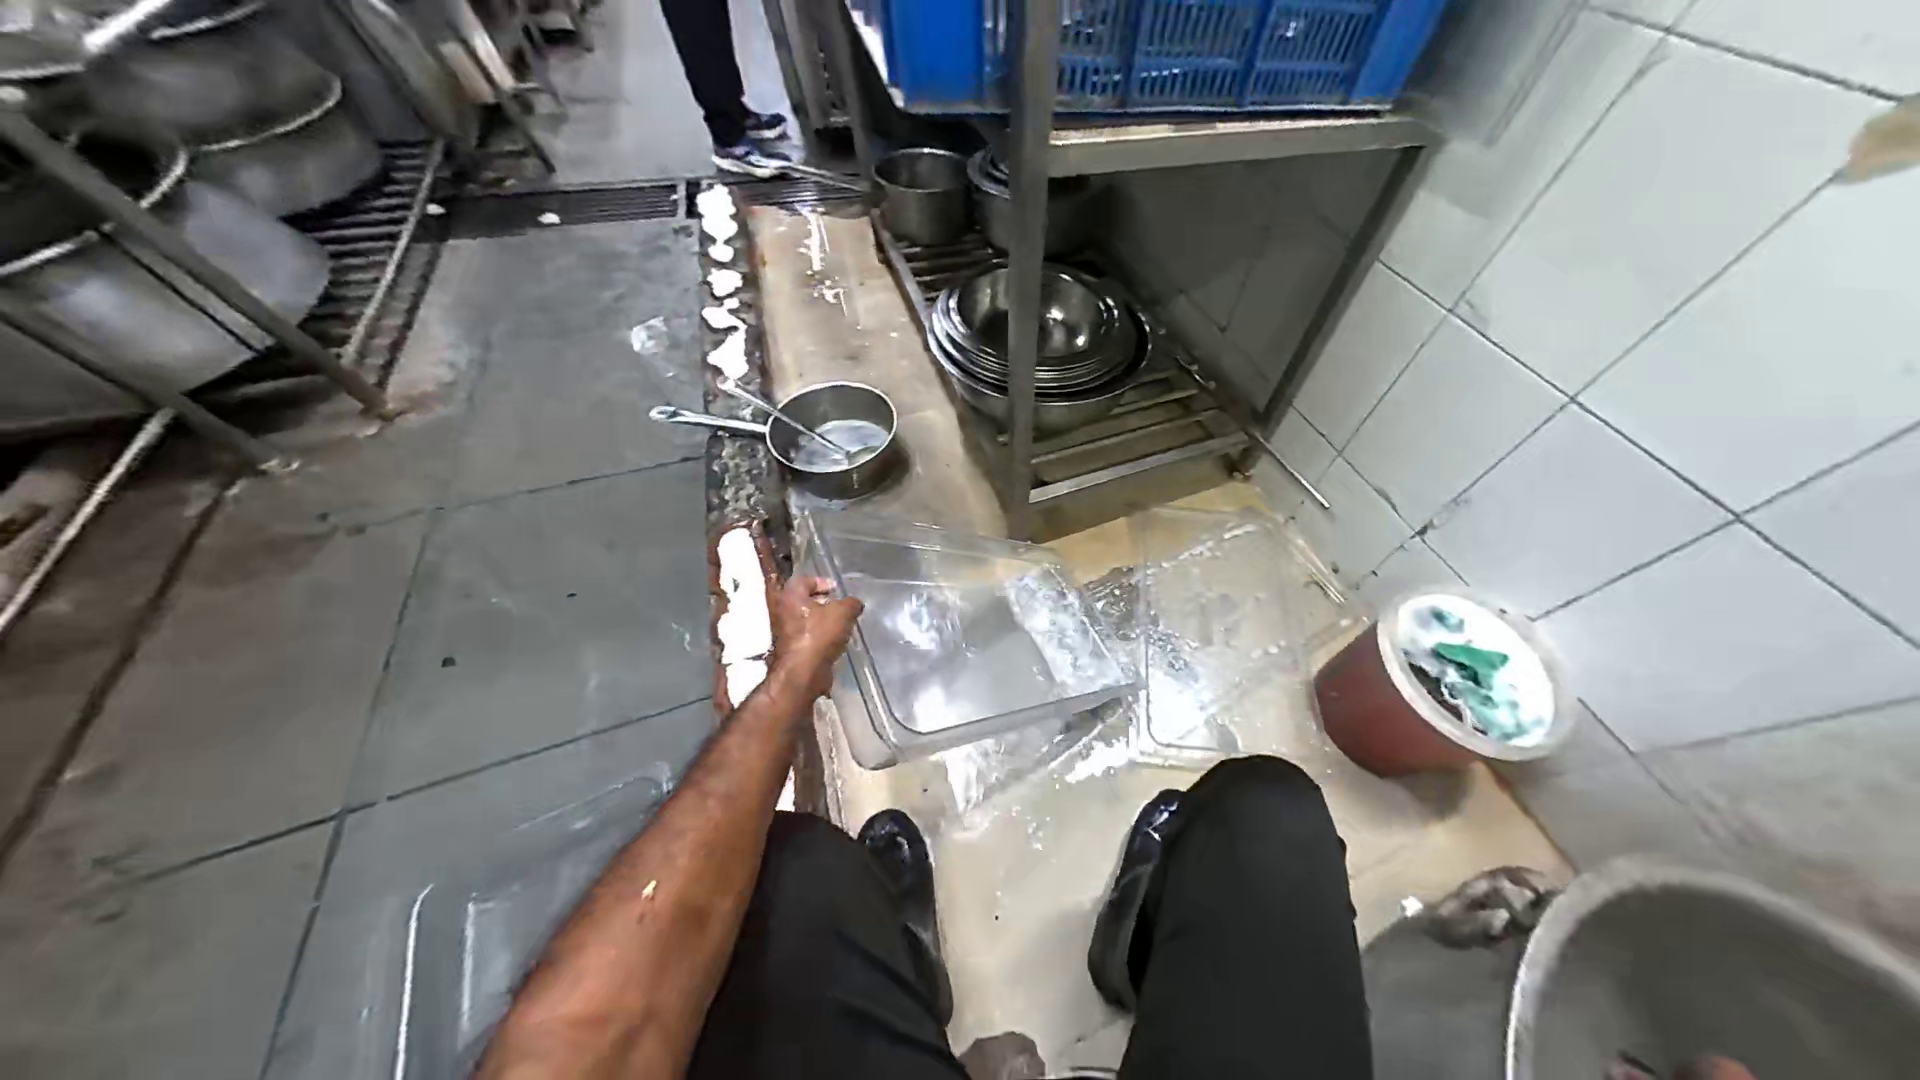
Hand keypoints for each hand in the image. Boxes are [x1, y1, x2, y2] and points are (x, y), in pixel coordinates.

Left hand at [770, 576, 862, 699]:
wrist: (802, 673)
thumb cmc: (819, 635)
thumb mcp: (843, 612)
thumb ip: (851, 603)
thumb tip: (854, 603)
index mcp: (790, 595)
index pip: (805, 580)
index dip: (823, 582)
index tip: (837, 591)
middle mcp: (782, 610)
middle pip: (804, 600)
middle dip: (823, 602)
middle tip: (840, 607)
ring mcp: (783, 631)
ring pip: (805, 619)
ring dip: (821, 620)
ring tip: (840, 625)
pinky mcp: (790, 648)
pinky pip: (806, 635)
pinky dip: (818, 636)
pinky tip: (834, 641)